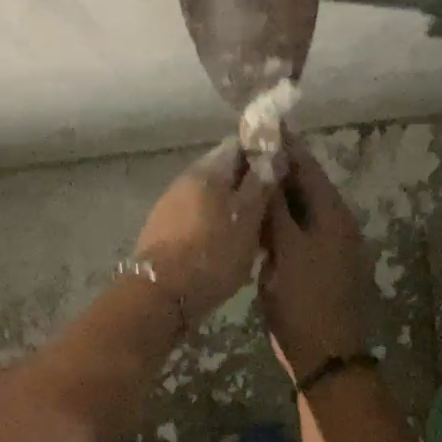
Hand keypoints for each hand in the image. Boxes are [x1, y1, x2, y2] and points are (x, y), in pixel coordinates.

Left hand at [133, 139, 271, 324]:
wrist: (160, 294)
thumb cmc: (212, 253)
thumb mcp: (248, 218)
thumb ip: (261, 183)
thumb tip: (273, 151)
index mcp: (207, 169)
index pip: (239, 147)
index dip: (262, 158)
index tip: (282, 178)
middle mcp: (185, 180)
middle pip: (223, 175)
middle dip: (247, 190)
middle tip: (271, 214)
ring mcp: (170, 206)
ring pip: (210, 200)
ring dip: (231, 213)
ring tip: (251, 238)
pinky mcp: (162, 232)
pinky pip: (197, 221)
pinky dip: (213, 230)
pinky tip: (224, 251)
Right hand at [260, 134, 368, 379]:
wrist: (324, 354)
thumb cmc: (303, 301)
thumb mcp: (285, 251)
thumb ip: (275, 208)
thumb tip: (267, 165)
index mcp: (332, 214)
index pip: (307, 165)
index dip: (284, 144)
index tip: (259, 123)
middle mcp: (334, 223)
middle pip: (303, 184)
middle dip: (275, 166)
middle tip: (241, 151)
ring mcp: (327, 245)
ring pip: (298, 208)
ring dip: (274, 193)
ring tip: (241, 178)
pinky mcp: (316, 264)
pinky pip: (296, 229)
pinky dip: (276, 218)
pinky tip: (252, 217)